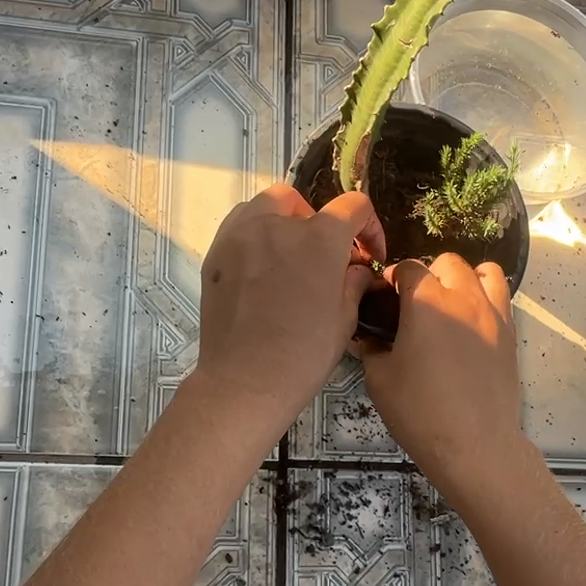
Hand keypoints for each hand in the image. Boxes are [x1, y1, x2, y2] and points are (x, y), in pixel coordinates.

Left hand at [189, 184, 383, 431]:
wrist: (244, 382)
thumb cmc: (302, 356)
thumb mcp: (343, 320)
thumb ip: (353, 283)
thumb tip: (356, 268)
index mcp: (320, 240)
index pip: (353, 207)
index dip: (369, 226)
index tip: (369, 253)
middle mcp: (278, 225)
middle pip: (303, 203)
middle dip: (319, 224)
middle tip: (323, 258)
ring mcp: (241, 235)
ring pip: (265, 206)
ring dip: (283, 222)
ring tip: (289, 257)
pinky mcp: (216, 254)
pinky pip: (239, 227)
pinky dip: (255, 235)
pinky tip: (261, 268)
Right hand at [360, 253, 532, 495]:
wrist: (474, 444)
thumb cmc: (420, 412)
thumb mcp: (379, 380)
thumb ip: (372, 349)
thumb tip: (370, 338)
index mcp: (426, 301)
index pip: (408, 268)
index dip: (393, 277)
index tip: (384, 296)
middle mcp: (464, 297)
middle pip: (448, 263)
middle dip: (429, 274)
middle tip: (415, 303)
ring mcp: (493, 314)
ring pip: (484, 272)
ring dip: (464, 279)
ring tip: (451, 304)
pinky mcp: (511, 334)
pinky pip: (502, 298)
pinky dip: (486, 299)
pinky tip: (471, 325)